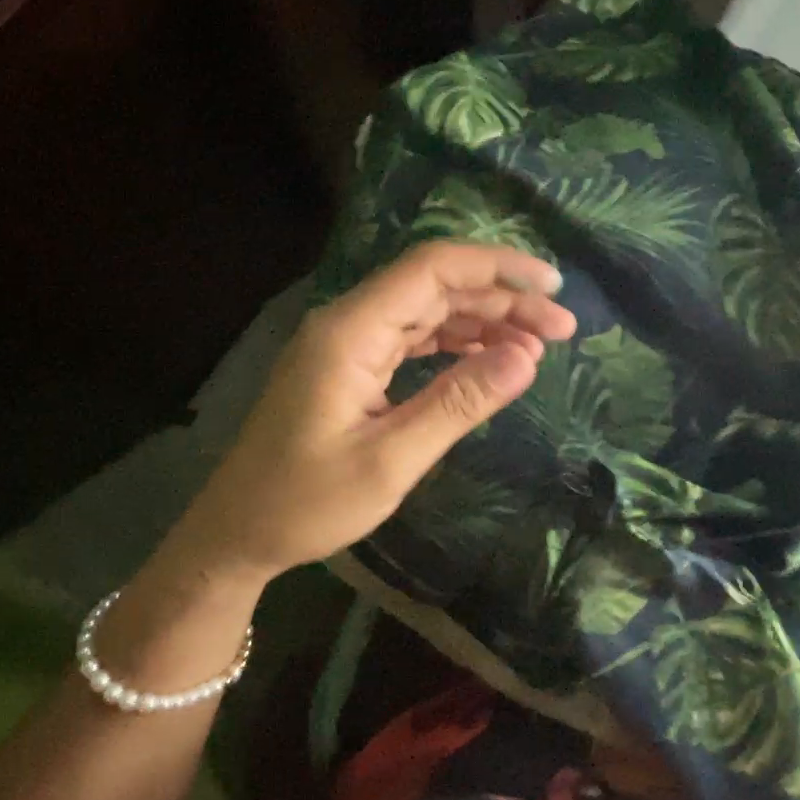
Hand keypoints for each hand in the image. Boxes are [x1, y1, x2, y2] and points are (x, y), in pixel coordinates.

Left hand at [174, 242, 575, 582]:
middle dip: (501, 300)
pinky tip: (491, 359)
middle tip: (563, 329)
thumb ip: (458, 403)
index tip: (551, 287)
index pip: (432, 270)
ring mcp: (347, 343)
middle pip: (435, 287)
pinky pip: (411, 338)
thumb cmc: (306, 503)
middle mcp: (348, 322)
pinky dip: (454, 344)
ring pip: (426, 310)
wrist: (237, 532)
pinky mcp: (350, 365)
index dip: (496, 267)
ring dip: (483, 321)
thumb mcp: (391, 460)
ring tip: (539, 345)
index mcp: (351, 331)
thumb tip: (529, 357)